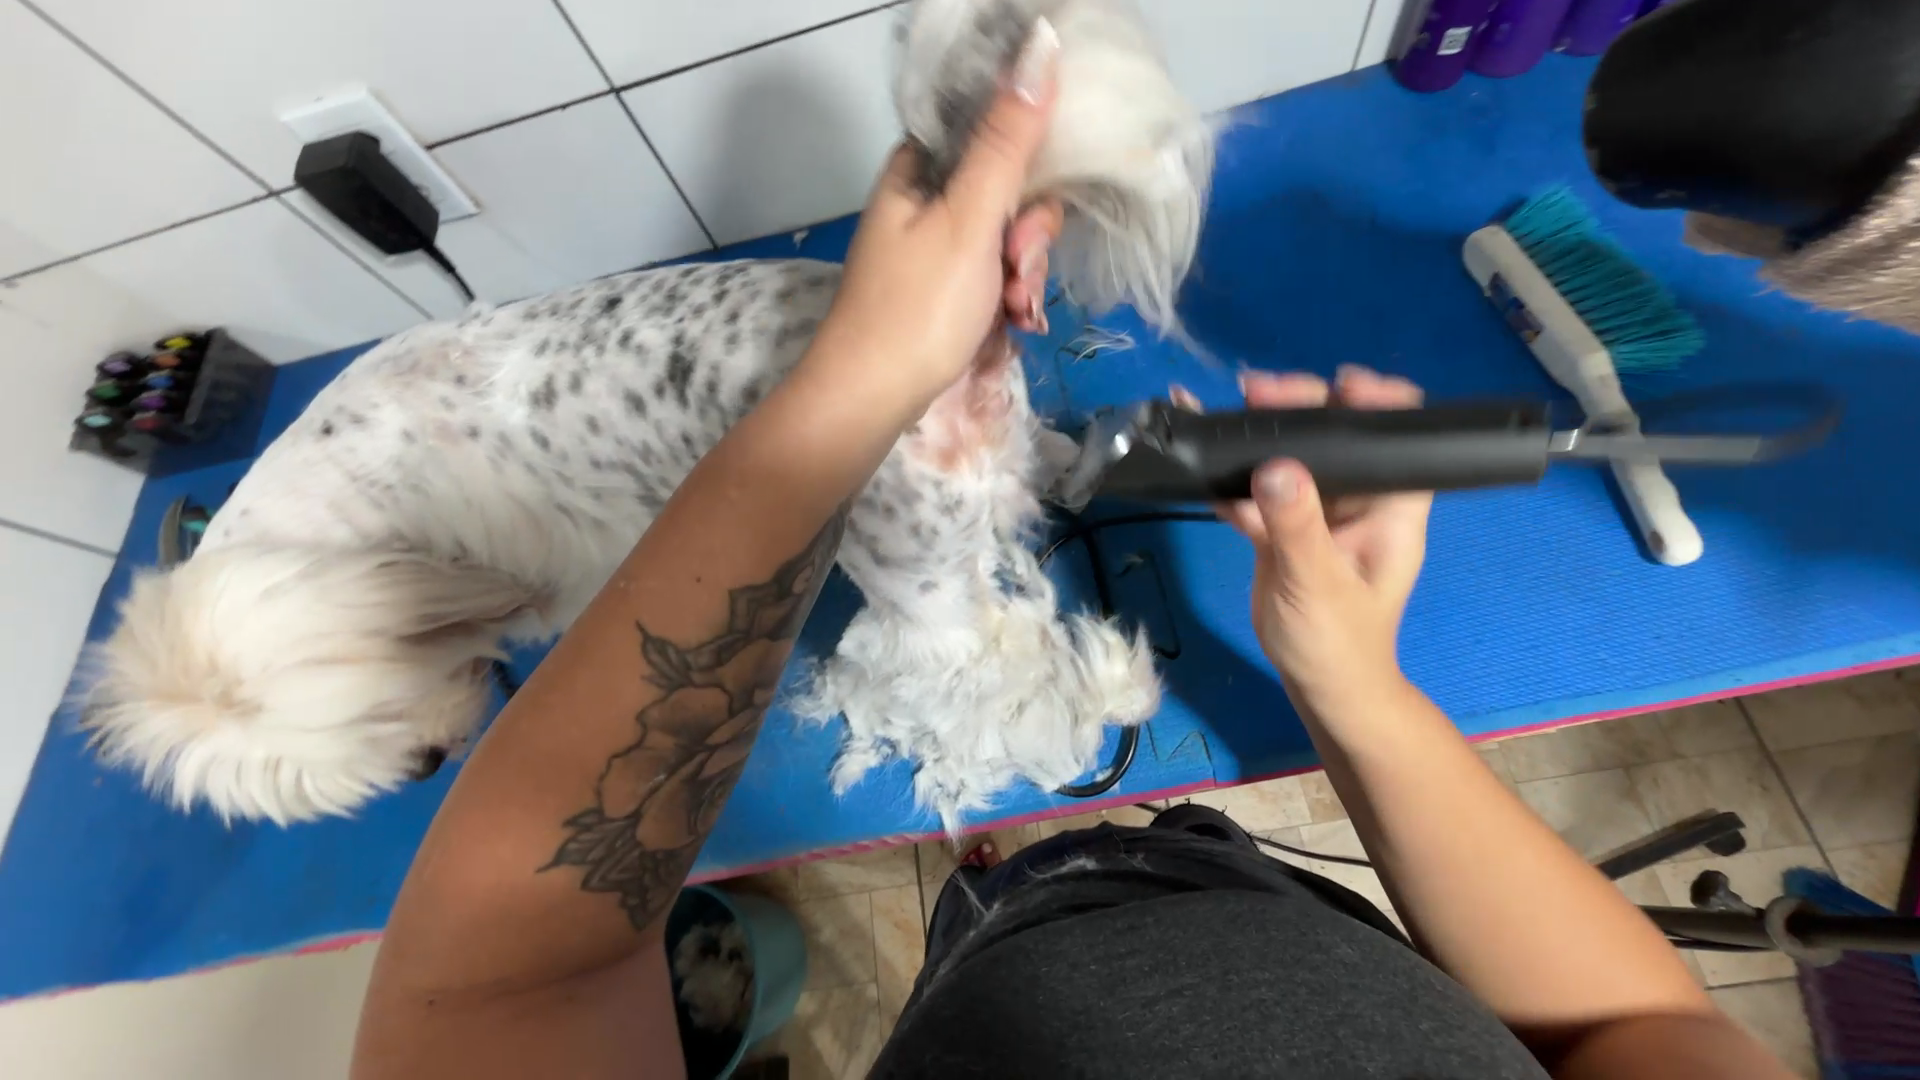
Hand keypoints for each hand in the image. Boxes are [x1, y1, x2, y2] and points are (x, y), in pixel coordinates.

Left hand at [809, 19, 1063, 411]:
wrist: (871, 399)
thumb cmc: (918, 308)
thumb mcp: (969, 220)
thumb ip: (1008, 140)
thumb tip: (1041, 42)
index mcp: (919, 169)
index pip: (990, 130)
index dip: (1026, 163)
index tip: (1031, 206)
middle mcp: (925, 202)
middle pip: (1006, 192)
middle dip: (1026, 237)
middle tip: (1016, 271)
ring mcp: (934, 250)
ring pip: (1006, 242)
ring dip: (1022, 276)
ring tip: (1012, 311)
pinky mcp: (943, 291)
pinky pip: (992, 279)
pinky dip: (1007, 300)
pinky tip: (1010, 324)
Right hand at [1218, 367, 1434, 716]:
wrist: (1318, 684)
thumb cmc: (1337, 640)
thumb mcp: (1317, 584)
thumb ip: (1297, 527)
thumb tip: (1274, 466)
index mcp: (1390, 507)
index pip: (1398, 438)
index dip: (1377, 403)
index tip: (1336, 386)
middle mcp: (1356, 499)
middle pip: (1334, 437)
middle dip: (1298, 408)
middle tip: (1254, 392)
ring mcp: (1314, 512)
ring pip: (1289, 460)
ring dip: (1256, 436)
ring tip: (1221, 409)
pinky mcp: (1279, 528)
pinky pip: (1255, 493)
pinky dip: (1227, 477)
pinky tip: (1198, 457)